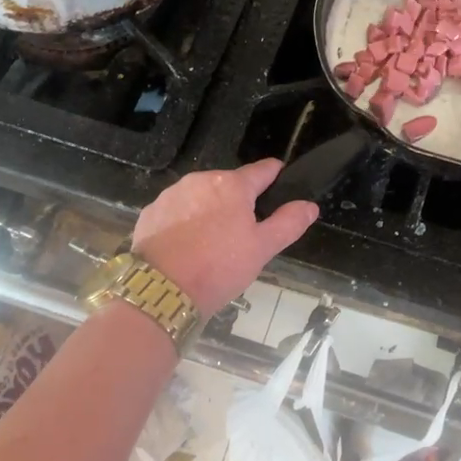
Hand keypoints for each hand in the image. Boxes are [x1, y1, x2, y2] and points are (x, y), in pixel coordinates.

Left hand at [131, 160, 318, 315]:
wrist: (161, 290)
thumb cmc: (218, 267)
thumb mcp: (262, 249)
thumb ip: (288, 223)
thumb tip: (309, 206)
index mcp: (232, 185)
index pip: (261, 170)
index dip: (274, 175)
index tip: (281, 178)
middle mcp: (200, 181)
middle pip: (228, 185)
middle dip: (238, 201)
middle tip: (244, 232)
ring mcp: (171, 195)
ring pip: (200, 197)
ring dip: (209, 211)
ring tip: (212, 243)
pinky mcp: (151, 213)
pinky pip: (176, 212)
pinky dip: (184, 223)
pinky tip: (186, 247)